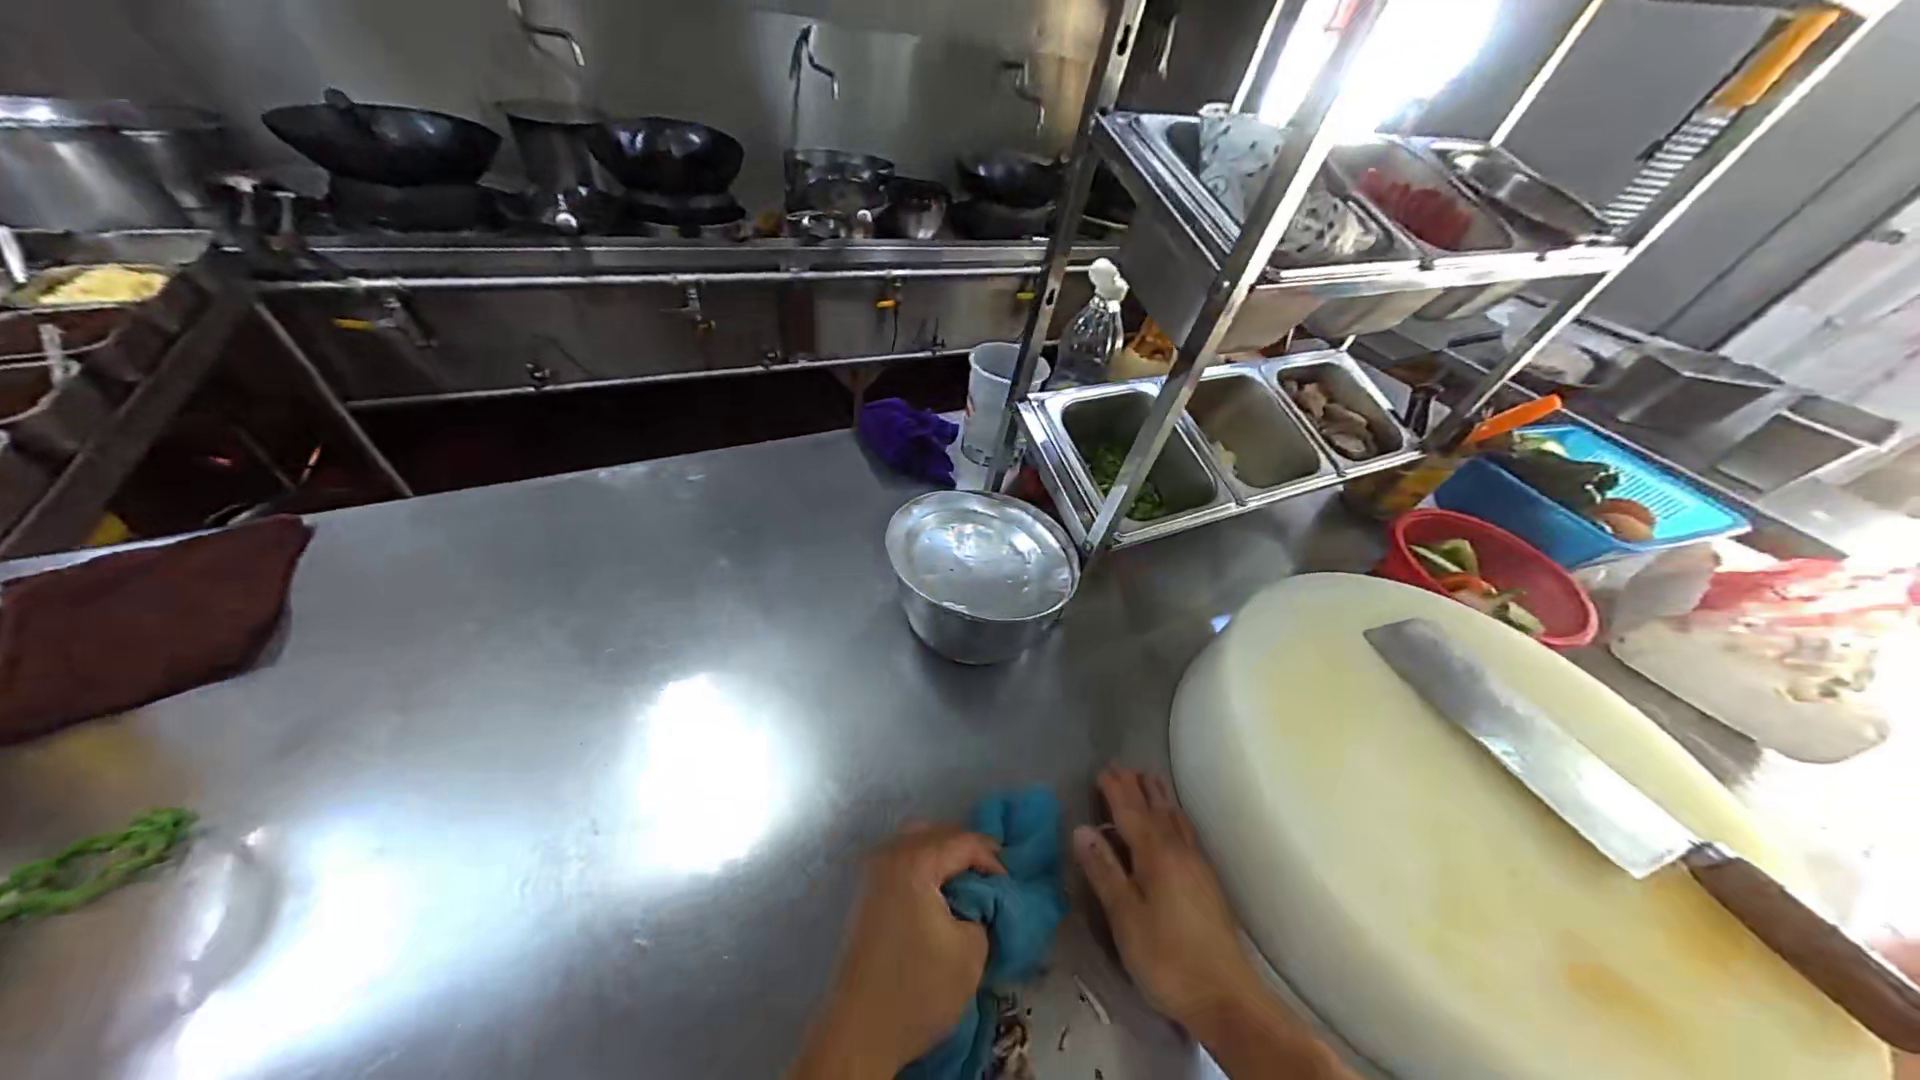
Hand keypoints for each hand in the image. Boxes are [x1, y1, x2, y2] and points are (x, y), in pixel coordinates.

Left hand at [787, 825, 1006, 1079]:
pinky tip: (938, 894)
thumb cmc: (917, 989)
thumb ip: (983, 911)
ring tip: (966, 884)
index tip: (1008, 884)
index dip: (991, 859)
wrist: (859, 1032)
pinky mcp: (863, 896)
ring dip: (942, 856)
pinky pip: (900, 862)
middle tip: (990, 875)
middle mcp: (887, 856)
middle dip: (966, 850)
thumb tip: (977, 902)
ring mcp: (870, 874)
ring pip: (914, 843)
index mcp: (913, 862)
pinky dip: (923, 868)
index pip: (962, 842)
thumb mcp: (970, 950)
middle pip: (935, 833)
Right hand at [1073, 766, 1266, 1029]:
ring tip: (1148, 780)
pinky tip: (1175, 824)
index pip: (1130, 812)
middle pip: (1156, 808)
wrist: (1227, 998)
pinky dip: (1173, 816)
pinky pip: (1186, 832)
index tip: (1102, 769)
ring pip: (1175, 818)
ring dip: (1159, 796)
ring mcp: (1198, 866)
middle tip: (1122, 766)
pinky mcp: (1208, 883)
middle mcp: (1179, 851)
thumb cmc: (1167, 959)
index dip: (1115, 790)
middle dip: (1137, 786)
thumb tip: (1081, 828)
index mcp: (1155, 855)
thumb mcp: (1125, 917)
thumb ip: (1104, 871)